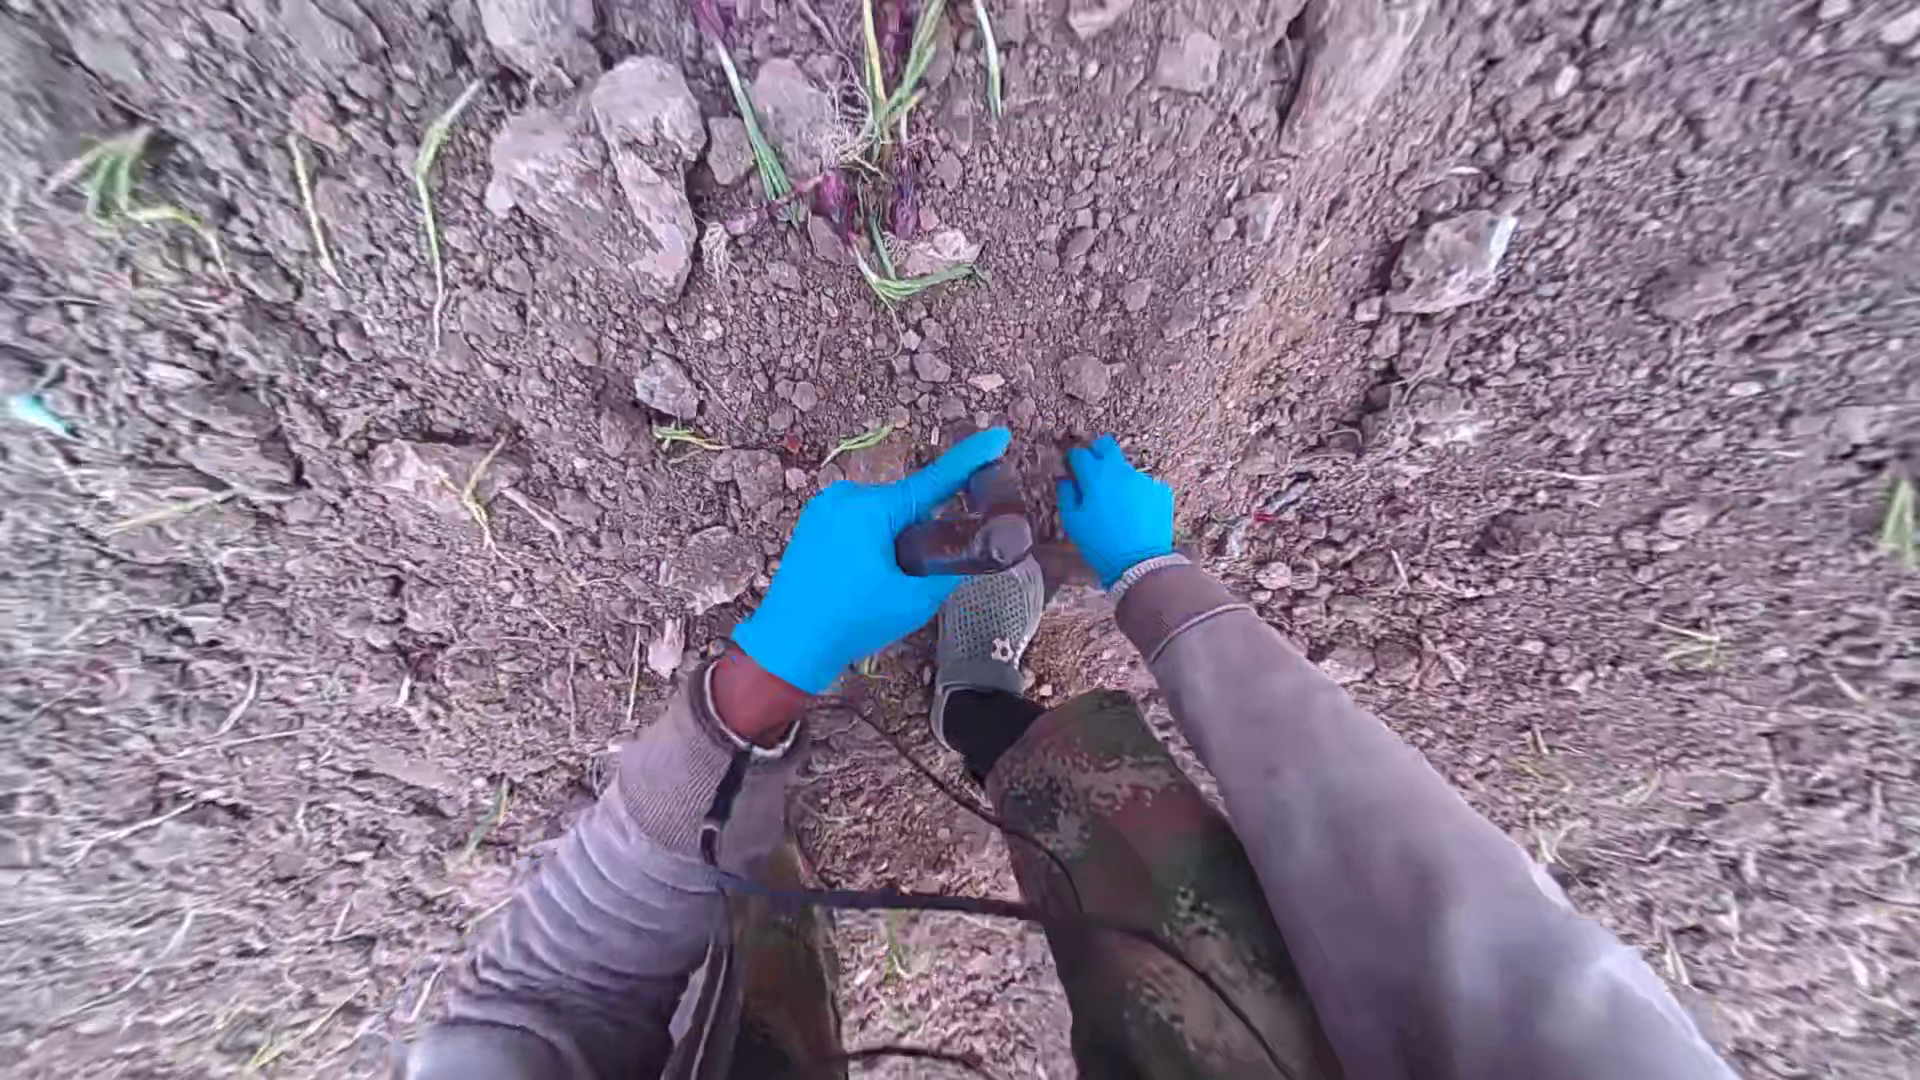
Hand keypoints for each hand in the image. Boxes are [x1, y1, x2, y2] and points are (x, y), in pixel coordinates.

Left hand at [732, 427, 1012, 693]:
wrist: (789, 644)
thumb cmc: (852, 622)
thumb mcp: (915, 601)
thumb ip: (948, 572)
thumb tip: (964, 556)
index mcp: (872, 509)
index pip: (935, 480)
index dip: (971, 460)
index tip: (998, 436)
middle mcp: (846, 496)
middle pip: (907, 503)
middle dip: (921, 529)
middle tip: (911, 572)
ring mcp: (825, 506)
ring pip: (884, 513)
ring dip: (895, 536)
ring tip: (879, 579)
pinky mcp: (813, 521)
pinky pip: (860, 520)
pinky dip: (873, 538)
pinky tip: (863, 572)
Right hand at [1057, 435, 1174, 587]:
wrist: (1140, 563)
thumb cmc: (1101, 545)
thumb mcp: (1073, 523)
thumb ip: (1066, 495)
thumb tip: (1066, 480)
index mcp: (1096, 478)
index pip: (1080, 454)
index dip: (1074, 460)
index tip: (1072, 469)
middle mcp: (1121, 472)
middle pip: (1106, 446)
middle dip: (1096, 453)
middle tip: (1092, 473)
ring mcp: (1143, 480)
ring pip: (1125, 469)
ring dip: (1117, 480)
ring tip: (1115, 506)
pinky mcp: (1160, 491)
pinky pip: (1143, 485)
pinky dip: (1135, 494)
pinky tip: (1133, 514)